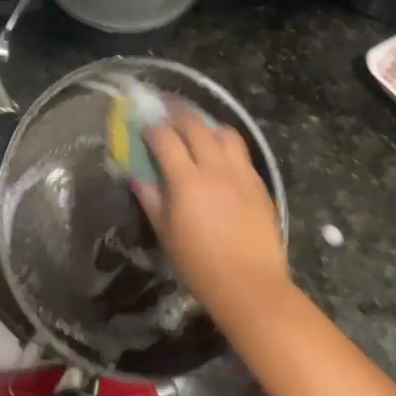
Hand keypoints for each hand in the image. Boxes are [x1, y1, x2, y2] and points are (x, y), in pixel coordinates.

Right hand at [133, 107, 289, 319]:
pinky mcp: (259, 184)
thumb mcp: (166, 233)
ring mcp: (241, 174)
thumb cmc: (200, 265)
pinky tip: (221, 154)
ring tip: (197, 127)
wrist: (250, 285)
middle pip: (196, 126)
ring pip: (225, 133)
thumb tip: (135, 176)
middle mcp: (215, 169)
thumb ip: (151, 199)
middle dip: (178, 113)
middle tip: (166, 109)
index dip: (152, 128)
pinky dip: (227, 144)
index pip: (165, 139)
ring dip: (207, 124)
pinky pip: (242, 153)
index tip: (144, 124)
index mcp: (187, 181)